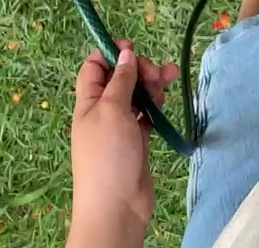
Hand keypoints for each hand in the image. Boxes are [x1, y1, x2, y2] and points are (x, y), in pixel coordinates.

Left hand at [67, 41, 177, 247]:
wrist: (117, 209)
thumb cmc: (108, 155)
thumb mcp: (112, 109)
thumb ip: (121, 79)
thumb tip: (125, 53)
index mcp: (88, 101)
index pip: (95, 66)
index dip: (111, 53)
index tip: (132, 48)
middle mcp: (103, 110)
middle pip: (120, 77)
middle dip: (139, 68)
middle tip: (155, 73)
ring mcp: (120, 126)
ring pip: (136, 94)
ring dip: (152, 84)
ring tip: (169, 79)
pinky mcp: (136, 140)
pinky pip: (146, 113)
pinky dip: (155, 104)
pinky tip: (164, 102)